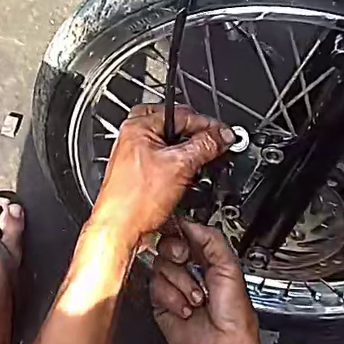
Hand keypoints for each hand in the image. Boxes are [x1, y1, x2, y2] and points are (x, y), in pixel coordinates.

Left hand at [90, 104, 233, 239]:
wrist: (119, 230)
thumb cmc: (134, 200)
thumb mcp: (180, 166)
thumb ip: (205, 146)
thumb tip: (222, 135)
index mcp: (138, 127)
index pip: (182, 114)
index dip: (207, 125)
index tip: (224, 134)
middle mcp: (133, 138)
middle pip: (173, 124)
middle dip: (195, 133)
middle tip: (212, 142)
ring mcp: (134, 156)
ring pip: (168, 143)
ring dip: (187, 150)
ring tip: (200, 161)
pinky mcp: (138, 173)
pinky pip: (163, 160)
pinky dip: (178, 164)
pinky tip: (186, 176)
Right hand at [149, 219, 263, 343]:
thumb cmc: (233, 313)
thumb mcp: (229, 266)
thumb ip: (211, 239)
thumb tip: (189, 223)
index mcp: (207, 256)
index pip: (185, 232)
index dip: (178, 230)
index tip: (177, 231)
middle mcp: (189, 268)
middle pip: (166, 245)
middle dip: (176, 253)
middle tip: (185, 260)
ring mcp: (174, 285)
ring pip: (160, 266)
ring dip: (181, 283)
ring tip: (197, 297)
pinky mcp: (161, 302)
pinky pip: (155, 287)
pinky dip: (172, 298)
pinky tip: (186, 309)